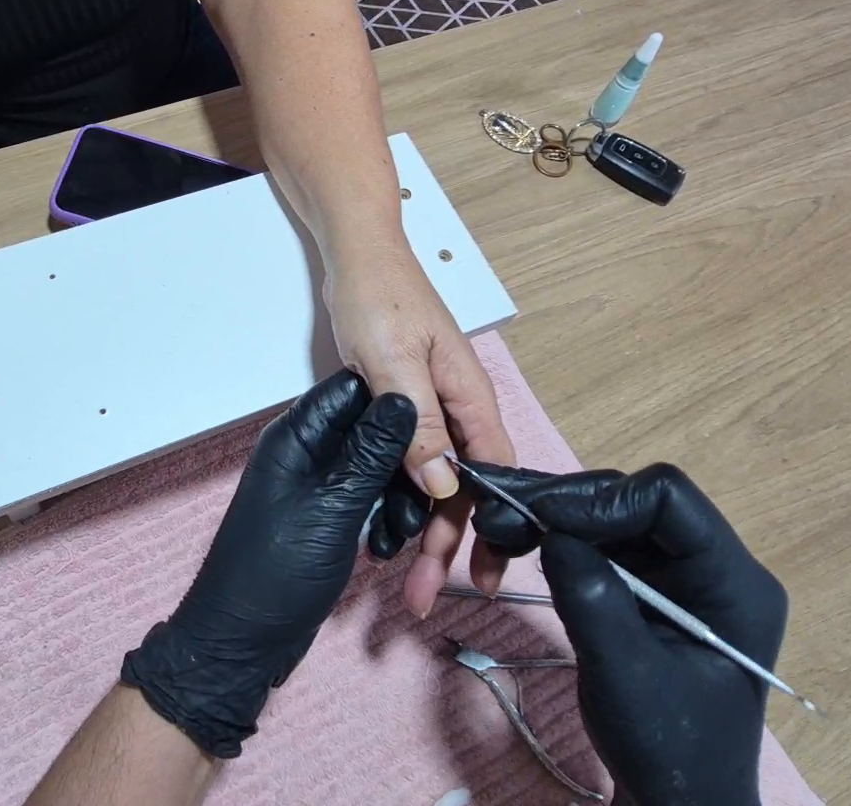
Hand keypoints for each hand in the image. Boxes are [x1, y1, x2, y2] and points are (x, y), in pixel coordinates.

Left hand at [120, 370, 414, 758]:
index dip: (401, 401)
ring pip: (375, 468)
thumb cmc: (279, 570)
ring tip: (404, 535)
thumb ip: (371, 452)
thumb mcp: (334, 506)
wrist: (242, 641)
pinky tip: (386, 548)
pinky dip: (382, 518)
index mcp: (298, 432)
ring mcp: (317, 482)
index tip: (441, 431)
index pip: (357, 389)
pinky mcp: (326, 513)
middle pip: (372, 429)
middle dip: (406, 462)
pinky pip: (366, 498)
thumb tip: (404, 396)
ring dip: (397, 498)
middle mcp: (307, 447)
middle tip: (428, 501)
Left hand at [324, 249, 514, 616]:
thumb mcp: (392, 360)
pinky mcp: (405, 403)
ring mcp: (431, 405)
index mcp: (467, 397)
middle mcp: (456, 406)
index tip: (480, 576)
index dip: (491, 527)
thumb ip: (418, 421)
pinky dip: (405, 492)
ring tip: (408, 573)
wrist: (357, 256)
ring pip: (438, 477)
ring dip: (426, 525)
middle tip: (426, 594)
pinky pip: (413, 458)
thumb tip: (443, 484)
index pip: (494, 474)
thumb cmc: (378, 297)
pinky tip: (388, 520)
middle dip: (453, 542)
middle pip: (466, 486)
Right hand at [466, 462, 787, 805]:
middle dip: (559, 504)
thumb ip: (592, 597)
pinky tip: (509, 542)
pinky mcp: (641, 579)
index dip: (601, 499)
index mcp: (731, 582)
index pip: (668, 500)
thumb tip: (551, 534)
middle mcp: (705, 562)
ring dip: (543, 517)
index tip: (540, 517)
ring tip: (490, 527)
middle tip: (494, 516)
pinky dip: (547, 537)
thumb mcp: (625, 674)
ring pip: (601, 512)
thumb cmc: (666, 747)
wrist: (675, 799)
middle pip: (626, 498)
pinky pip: (590, 538)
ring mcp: (672, 569)